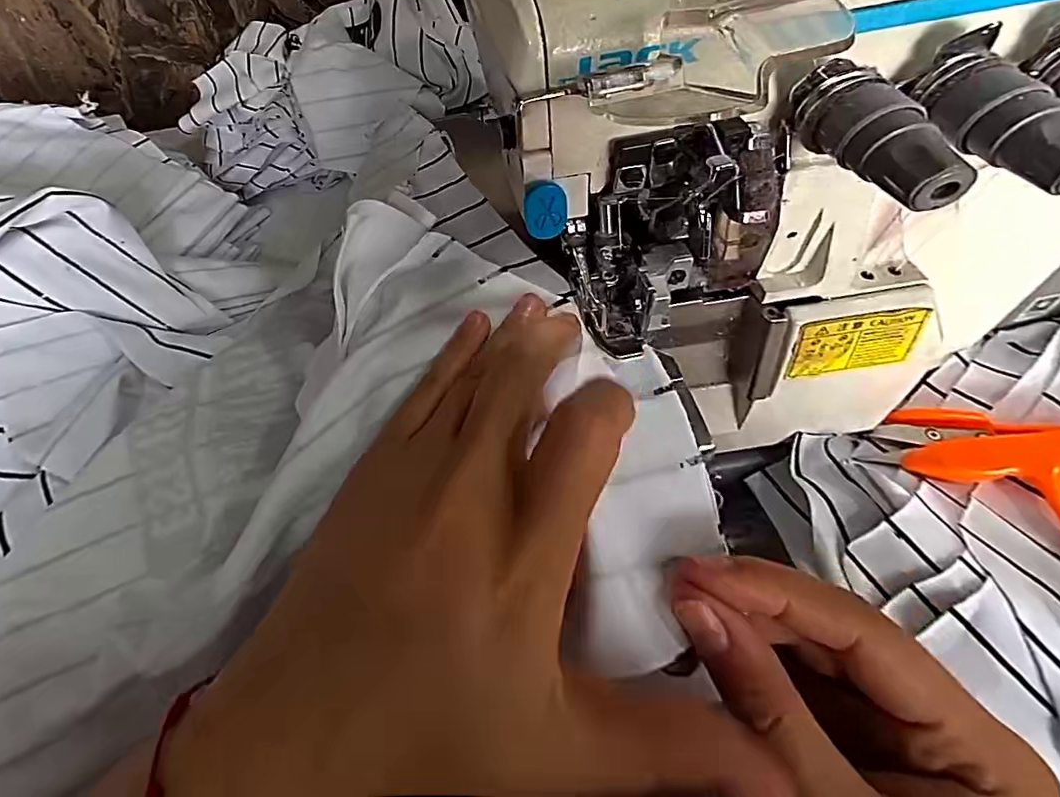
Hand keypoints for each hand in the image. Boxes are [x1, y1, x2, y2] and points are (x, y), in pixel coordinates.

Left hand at [147, 297, 791, 796]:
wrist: (290, 741)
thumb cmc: (429, 745)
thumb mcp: (557, 754)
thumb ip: (666, 743)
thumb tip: (770, 768)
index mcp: (527, 555)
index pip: (581, 440)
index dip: (605, 406)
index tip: (614, 401)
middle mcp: (472, 496)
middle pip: (517, 390)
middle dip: (548, 348)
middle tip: (571, 320)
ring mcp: (412, 476)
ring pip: (470, 382)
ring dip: (505, 341)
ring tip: (533, 307)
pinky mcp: (369, 475)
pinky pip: (418, 396)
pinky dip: (448, 358)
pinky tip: (466, 332)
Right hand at [671, 556, 1059, 796]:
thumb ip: (768, 710)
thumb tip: (704, 613)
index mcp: (981, 751)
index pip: (867, 634)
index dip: (779, 592)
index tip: (707, 573)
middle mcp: (946, 730)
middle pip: (842, 637)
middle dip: (758, 605)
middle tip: (688, 584)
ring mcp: (902, 739)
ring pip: (819, 655)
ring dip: (751, 626)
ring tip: (693, 605)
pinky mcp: (862, 748)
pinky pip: (805, 687)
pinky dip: (755, 663)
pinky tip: (716, 641)